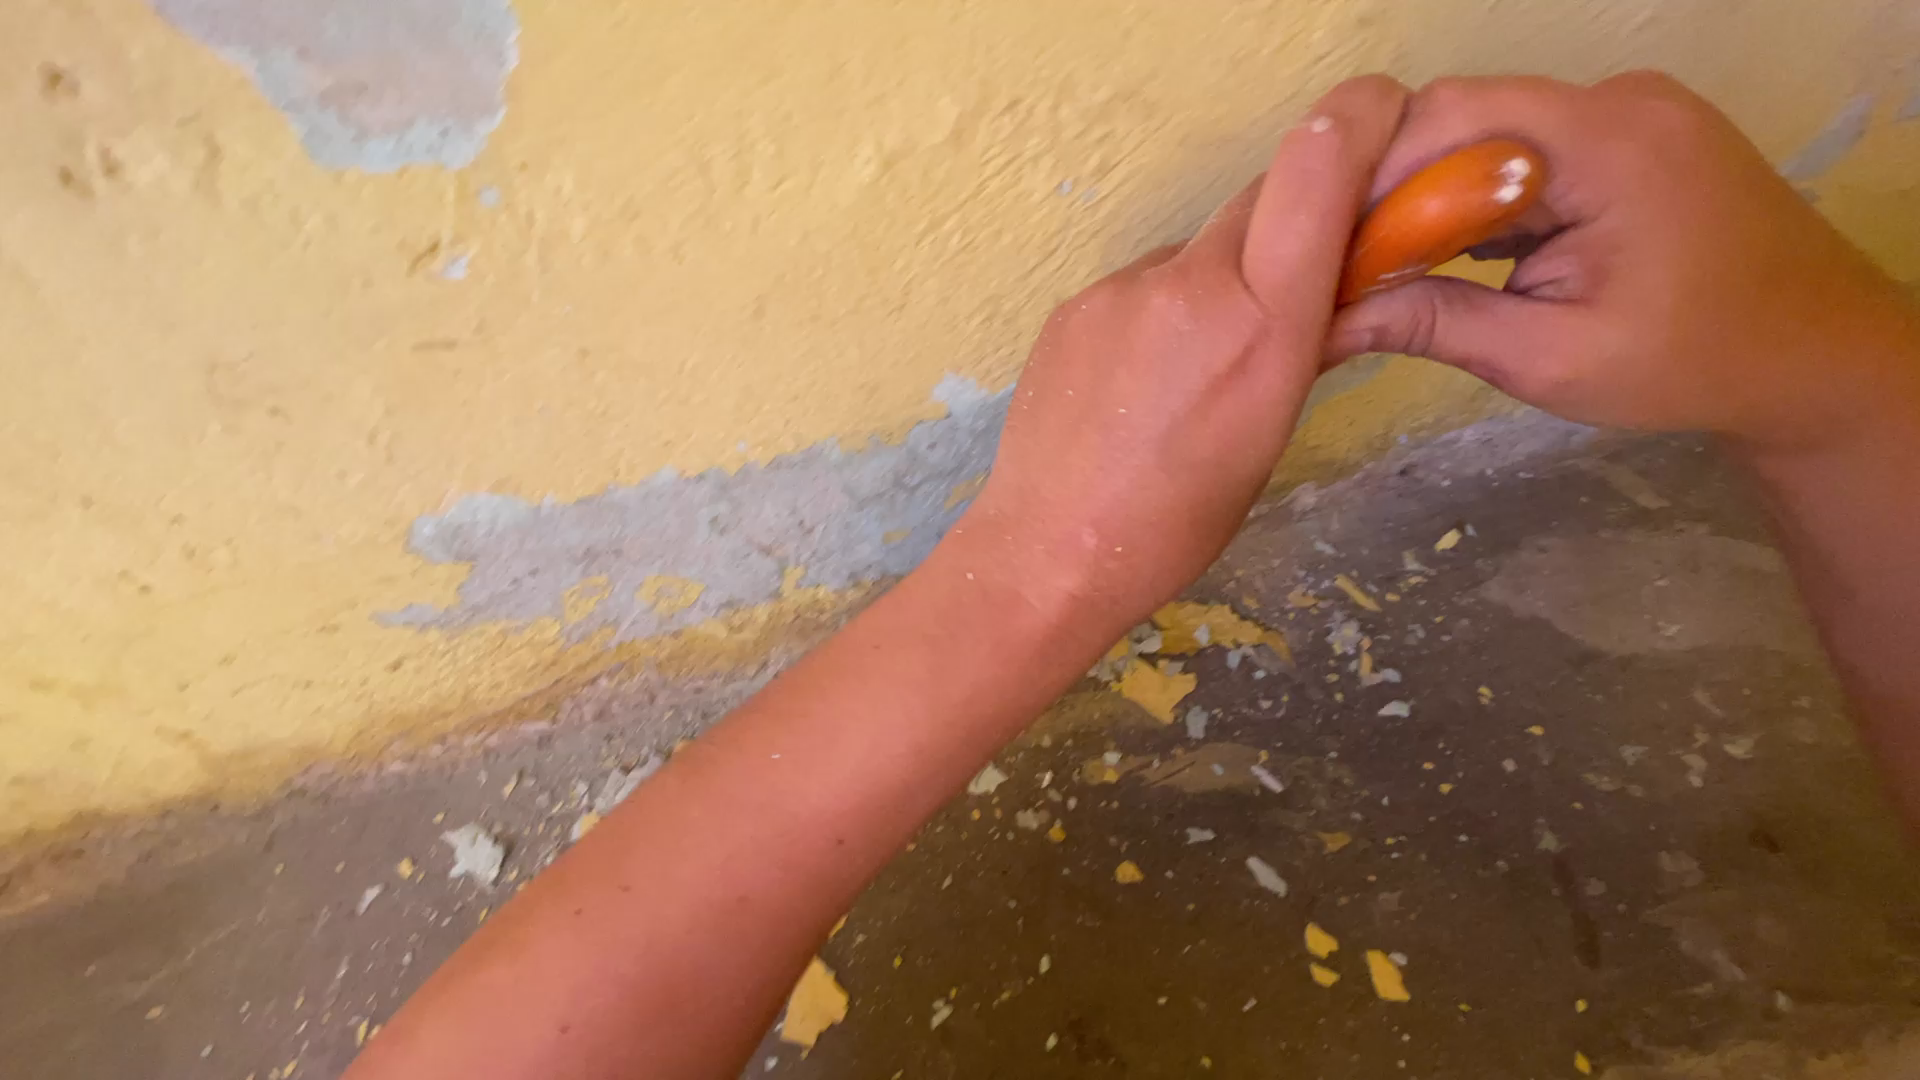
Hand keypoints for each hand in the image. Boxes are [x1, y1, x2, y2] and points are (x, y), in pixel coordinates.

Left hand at [949, 76, 1409, 635]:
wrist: (1048, 550)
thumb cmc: (1173, 526)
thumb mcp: (1265, 440)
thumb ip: (1296, 348)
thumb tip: (1323, 299)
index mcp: (1260, 325)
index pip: (1315, 165)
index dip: (1354, 123)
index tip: (1374, 124)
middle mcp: (1187, 286)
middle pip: (1255, 202)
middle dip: (1282, 234)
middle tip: (1273, 302)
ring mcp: (1116, 292)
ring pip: (1191, 255)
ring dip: (1209, 287)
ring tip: (1181, 375)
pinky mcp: (1070, 308)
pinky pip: (1135, 289)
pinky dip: (1153, 315)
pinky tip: (1132, 384)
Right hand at [1327, 73, 1919, 452]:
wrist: (1807, 355)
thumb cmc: (1684, 363)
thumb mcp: (1543, 358)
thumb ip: (1432, 324)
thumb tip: (1326, 323)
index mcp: (1607, 144)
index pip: (1451, 119)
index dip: (1368, 180)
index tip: (1319, 255)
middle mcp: (1611, 105)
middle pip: (1455, 117)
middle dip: (1381, 191)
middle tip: (1337, 269)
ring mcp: (1615, 118)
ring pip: (1473, 136)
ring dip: (1413, 200)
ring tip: (1369, 269)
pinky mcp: (1609, 145)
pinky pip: (1505, 157)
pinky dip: (1453, 204)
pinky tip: (1425, 256)